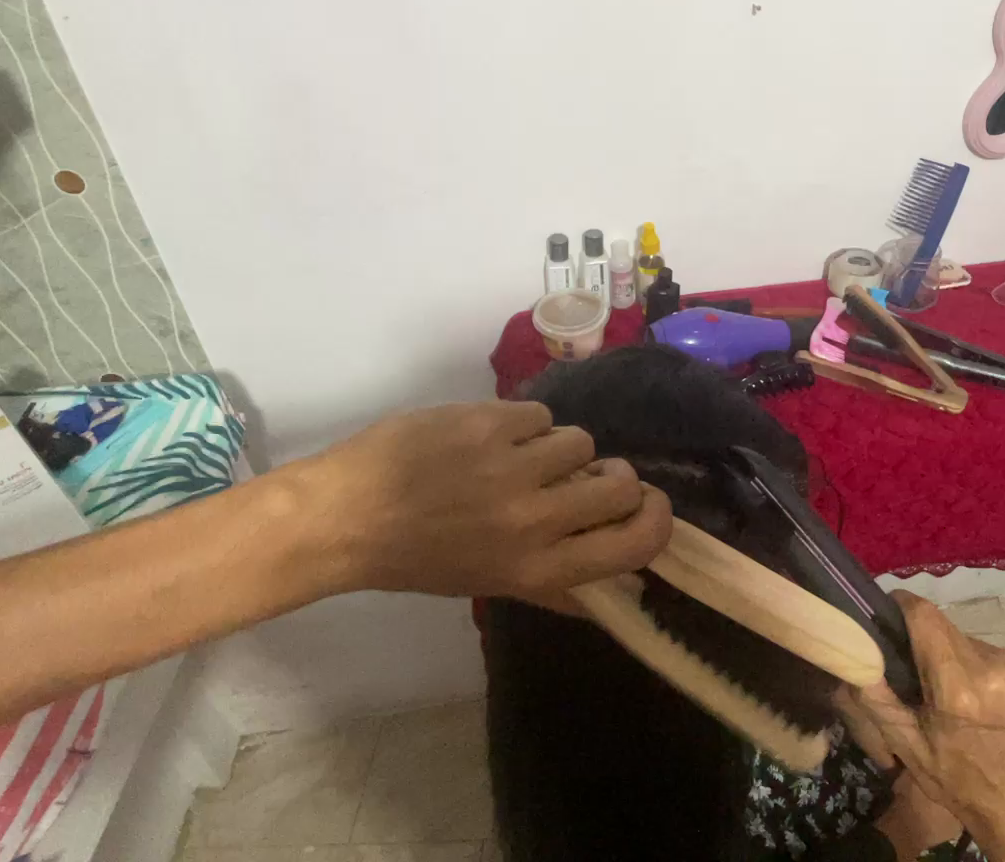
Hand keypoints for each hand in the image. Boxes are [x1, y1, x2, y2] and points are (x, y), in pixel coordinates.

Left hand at [266, 401, 672, 599]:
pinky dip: (521, 424)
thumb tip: (619, 591)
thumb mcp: (493, 587)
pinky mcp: (491, 423)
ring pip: (580, 439)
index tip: (649, 504)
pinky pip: (540, 414)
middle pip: (621, 482)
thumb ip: (558, 589)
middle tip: (582, 474)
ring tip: (521, 455)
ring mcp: (514, 466)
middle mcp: (536, 519)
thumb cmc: (418, 559)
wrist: (348, 514)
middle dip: (611, 473)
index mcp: (540, 568)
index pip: (636, 543)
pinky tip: (489, 438)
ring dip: (557, 447)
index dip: (656, 519)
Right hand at [837, 592, 1004, 861]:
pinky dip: (955, 657)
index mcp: (957, 683)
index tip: (878, 616)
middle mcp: (986, 662)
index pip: (922, 615)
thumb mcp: (907, 745)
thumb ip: (876, 698)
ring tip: (926, 680)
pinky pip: (971, 645)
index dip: (897, 605)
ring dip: (934, 646)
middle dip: (912, 632)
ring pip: (953, 632)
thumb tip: (852, 656)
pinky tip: (954, 688)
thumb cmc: (957, 779)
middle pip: (936, 622)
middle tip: (896, 660)